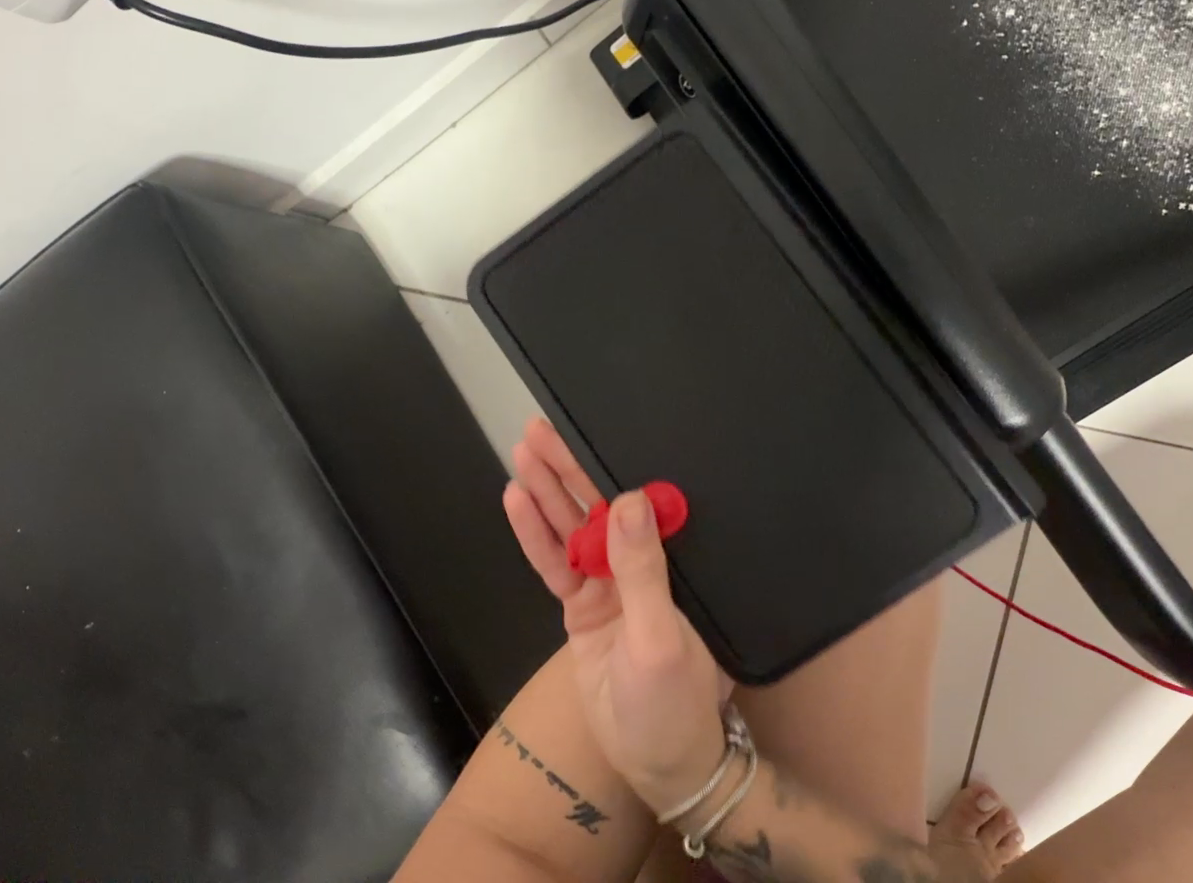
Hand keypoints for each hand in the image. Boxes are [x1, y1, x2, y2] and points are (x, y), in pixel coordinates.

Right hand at [504, 419, 730, 813]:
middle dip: (569, 468)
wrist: (658, 762)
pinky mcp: (582, 605)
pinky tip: (517, 503)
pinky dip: (536, 536)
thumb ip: (643, 571)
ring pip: (572, 529)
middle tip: (540, 430)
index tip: (587, 430)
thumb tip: (630, 501)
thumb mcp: (659, 637)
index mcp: (671, 564)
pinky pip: (555, 564)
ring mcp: (607, 584)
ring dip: (547, 493)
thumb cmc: (674, 704)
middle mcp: (639, 564)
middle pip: (598, 506)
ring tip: (523, 453)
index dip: (608, 466)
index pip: (637, 503)